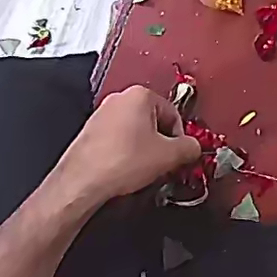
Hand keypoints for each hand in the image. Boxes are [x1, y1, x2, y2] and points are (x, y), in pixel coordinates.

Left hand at [49, 85, 201, 208]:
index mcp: (140, 95)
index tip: (179, 154)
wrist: (82, 181)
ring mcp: (103, 114)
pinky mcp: (92, 132)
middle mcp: (120, 99)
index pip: (173, 114)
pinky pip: (119, 139)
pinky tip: (127, 170)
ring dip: (145, 149)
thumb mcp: (169, 155)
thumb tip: (193, 147)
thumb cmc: (122, 161)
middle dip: (162, 143)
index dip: (180, 138)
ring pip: (137, 131)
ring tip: (144, 169)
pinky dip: (127, 153)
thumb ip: (190, 147)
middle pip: (154, 121)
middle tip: (164, 163)